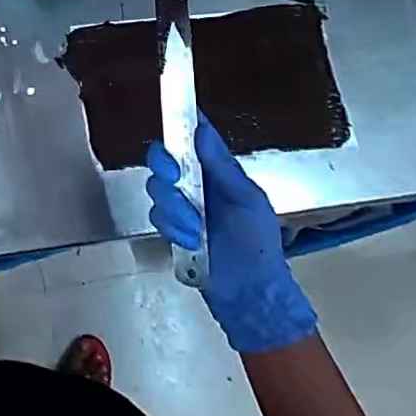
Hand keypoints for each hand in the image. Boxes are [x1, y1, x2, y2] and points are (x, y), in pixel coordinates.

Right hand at [145, 116, 316, 352]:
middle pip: (164, 159)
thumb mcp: (248, 201)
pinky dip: (171, 228)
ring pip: (157, 189)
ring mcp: (182, 206)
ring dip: (174, 208)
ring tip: (194, 228)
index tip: (172, 120)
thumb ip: (222, 167)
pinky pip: (156, 217)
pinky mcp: (172, 229)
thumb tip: (202, 131)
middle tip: (175, 178)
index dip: (180, 124)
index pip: (194, 137)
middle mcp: (197, 183)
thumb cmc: (258, 244)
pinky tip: (190, 241)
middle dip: (164, 167)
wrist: (251, 295)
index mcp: (218, 170)